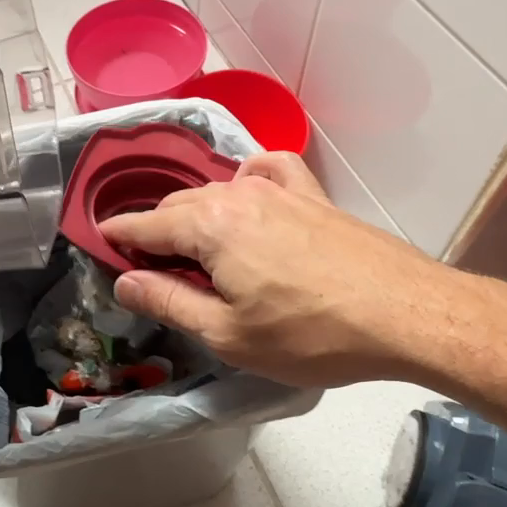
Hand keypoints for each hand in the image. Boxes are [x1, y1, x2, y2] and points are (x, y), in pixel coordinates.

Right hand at [97, 152, 488, 387]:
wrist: (406, 314)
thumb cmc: (311, 335)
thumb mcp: (228, 334)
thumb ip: (168, 301)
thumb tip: (123, 280)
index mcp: (208, 226)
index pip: (144, 226)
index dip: (117, 239)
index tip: (100, 250)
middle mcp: (236, 194)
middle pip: (176, 206)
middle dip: (153, 232)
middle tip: (147, 270)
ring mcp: (278, 190)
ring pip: (215, 191)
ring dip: (193, 215)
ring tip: (192, 250)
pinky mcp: (312, 195)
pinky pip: (266, 171)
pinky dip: (245, 179)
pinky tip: (248, 194)